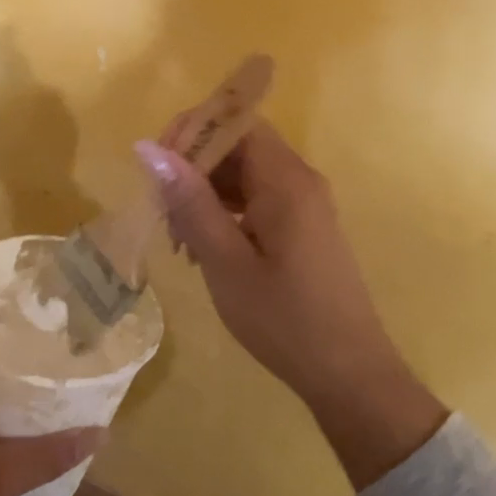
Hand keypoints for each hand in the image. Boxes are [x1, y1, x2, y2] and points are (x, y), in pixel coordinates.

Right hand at [136, 121, 446, 487]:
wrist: (348, 374)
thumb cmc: (284, 319)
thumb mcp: (225, 261)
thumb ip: (189, 201)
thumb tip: (147, 147)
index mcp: (286, 180)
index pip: (235, 122)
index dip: (190, 132)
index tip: (156, 170)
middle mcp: (299, 181)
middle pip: (237, 145)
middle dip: (192, 168)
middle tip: (162, 213)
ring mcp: (303, 205)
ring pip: (243, 174)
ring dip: (203, 194)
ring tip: (178, 239)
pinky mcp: (301, 228)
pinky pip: (255, 200)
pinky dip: (223, 213)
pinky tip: (202, 249)